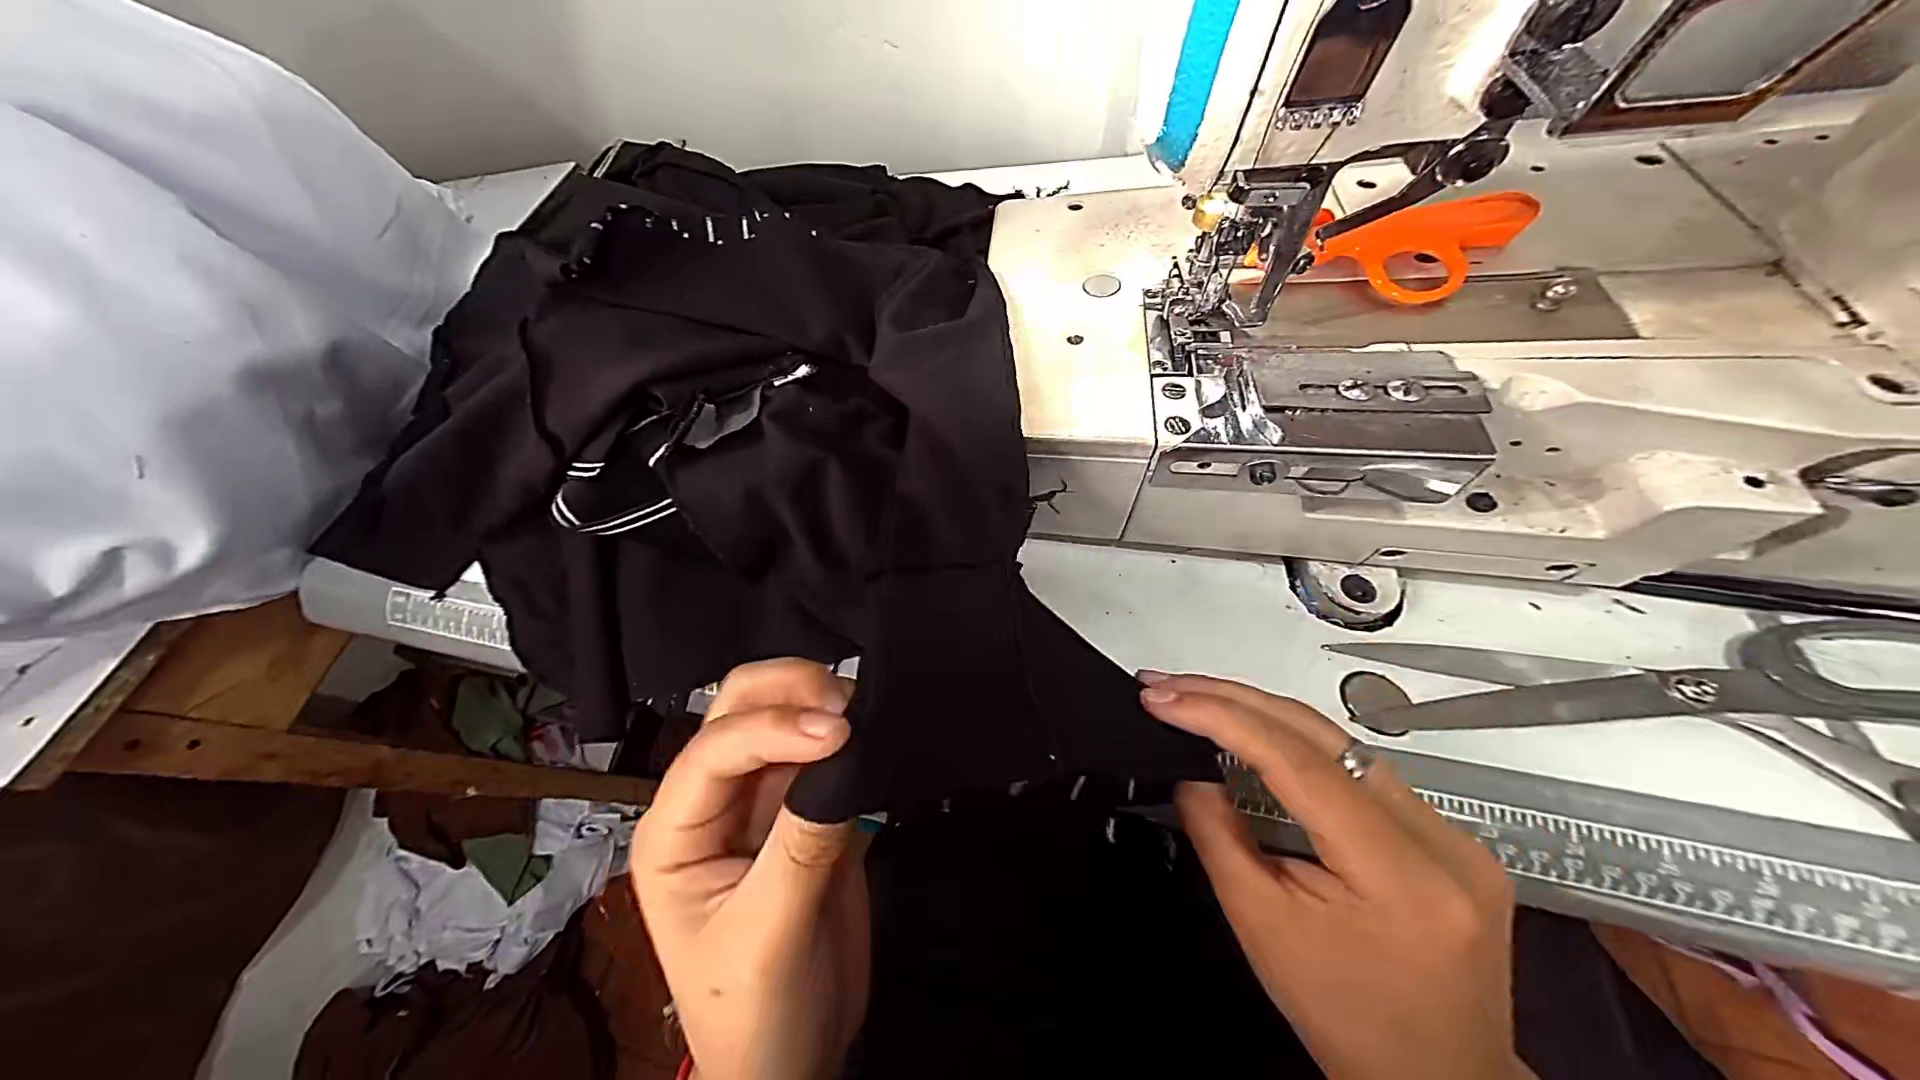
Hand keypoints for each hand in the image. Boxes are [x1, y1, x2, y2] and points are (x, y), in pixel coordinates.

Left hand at [631, 659, 869, 1079]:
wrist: (796, 1056)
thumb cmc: (755, 1014)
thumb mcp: (767, 938)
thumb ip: (800, 848)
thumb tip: (841, 764)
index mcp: (675, 833)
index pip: (714, 751)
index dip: (773, 730)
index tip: (837, 733)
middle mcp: (712, 802)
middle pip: (738, 709)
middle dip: (789, 692)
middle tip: (846, 706)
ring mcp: (761, 800)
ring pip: (784, 716)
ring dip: (821, 703)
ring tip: (864, 719)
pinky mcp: (805, 807)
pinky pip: (824, 752)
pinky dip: (848, 736)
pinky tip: (870, 740)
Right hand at [1138, 672, 1526, 1079]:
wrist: (1437, 1079)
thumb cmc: (1347, 1018)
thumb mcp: (1263, 928)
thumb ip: (1220, 839)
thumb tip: (1193, 774)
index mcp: (1402, 872)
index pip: (1299, 762)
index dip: (1223, 718)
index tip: (1163, 698)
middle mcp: (1443, 838)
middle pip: (1321, 734)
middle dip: (1233, 699)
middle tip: (1166, 685)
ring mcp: (1451, 831)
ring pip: (1337, 740)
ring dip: (1259, 714)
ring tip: (1195, 698)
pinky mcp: (1443, 831)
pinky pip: (1354, 766)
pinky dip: (1291, 743)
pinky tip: (1248, 733)